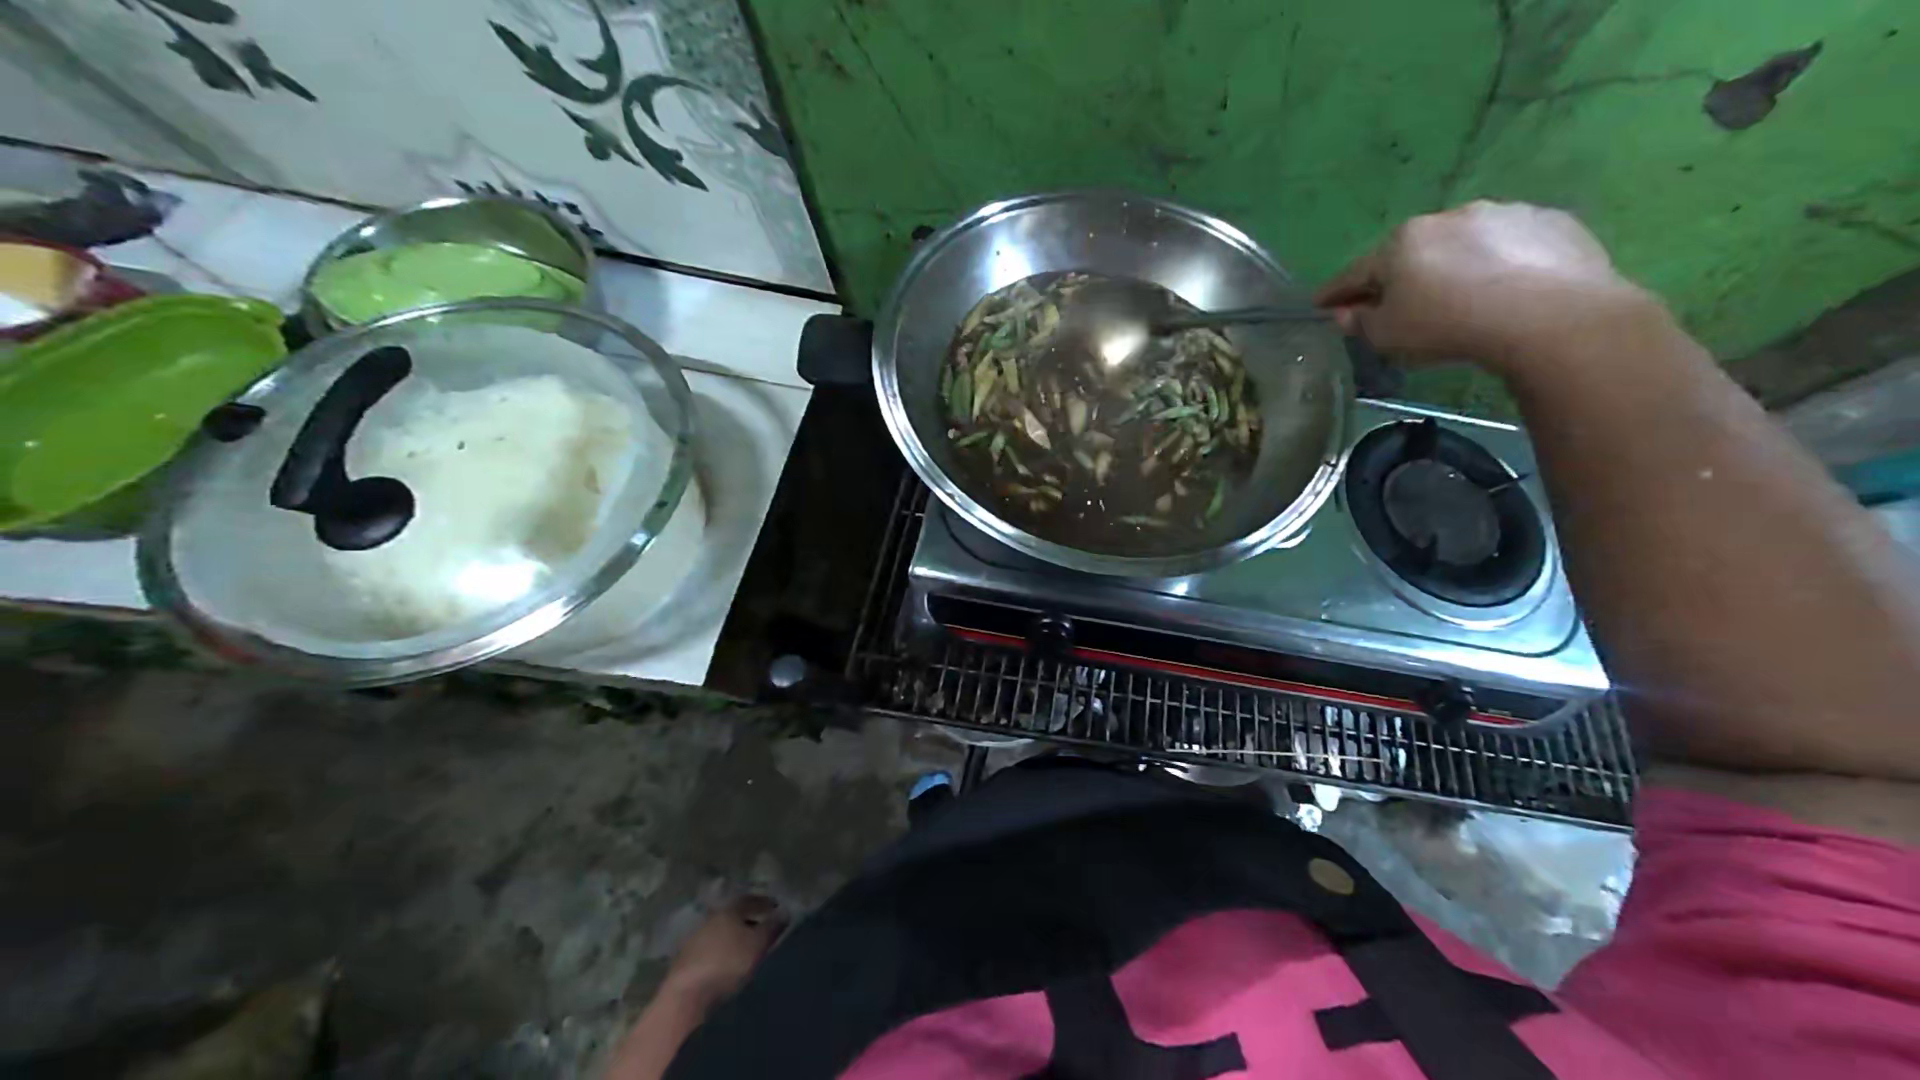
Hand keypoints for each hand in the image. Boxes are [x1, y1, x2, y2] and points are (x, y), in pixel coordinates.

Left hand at [658, 896, 787, 1006]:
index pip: (749, 900)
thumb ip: (773, 926)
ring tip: (750, 955)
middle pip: (734, 918)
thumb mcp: (758, 944)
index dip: (764, 903)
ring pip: (722, 937)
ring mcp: (694, 944)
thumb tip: (785, 910)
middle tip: (766, 932)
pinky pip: (711, 955)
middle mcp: (709, 922)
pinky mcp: (685, 967)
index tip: (777, 908)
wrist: (685, 1000)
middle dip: (750, 923)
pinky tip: (731, 970)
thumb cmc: (728, 964)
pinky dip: (724, 958)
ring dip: (735, 943)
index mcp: (727, 911)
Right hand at [1314, 200, 1652, 368]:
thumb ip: (1359, 323)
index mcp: (1401, 241)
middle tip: (1399, 306)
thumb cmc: (1448, 326)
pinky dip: (1501, 264)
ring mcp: (1503, 213)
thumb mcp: (1386, 336)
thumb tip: (1345, 313)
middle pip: (1410, 253)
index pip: (1355, 272)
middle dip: (1399, 276)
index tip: (1321, 306)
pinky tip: (1507, 290)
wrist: (1548, 315)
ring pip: (1462, 244)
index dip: (1335, 293)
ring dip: (1453, 266)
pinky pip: (1510, 246)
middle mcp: (1448, 216)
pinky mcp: (1550, 221)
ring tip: (1462, 298)